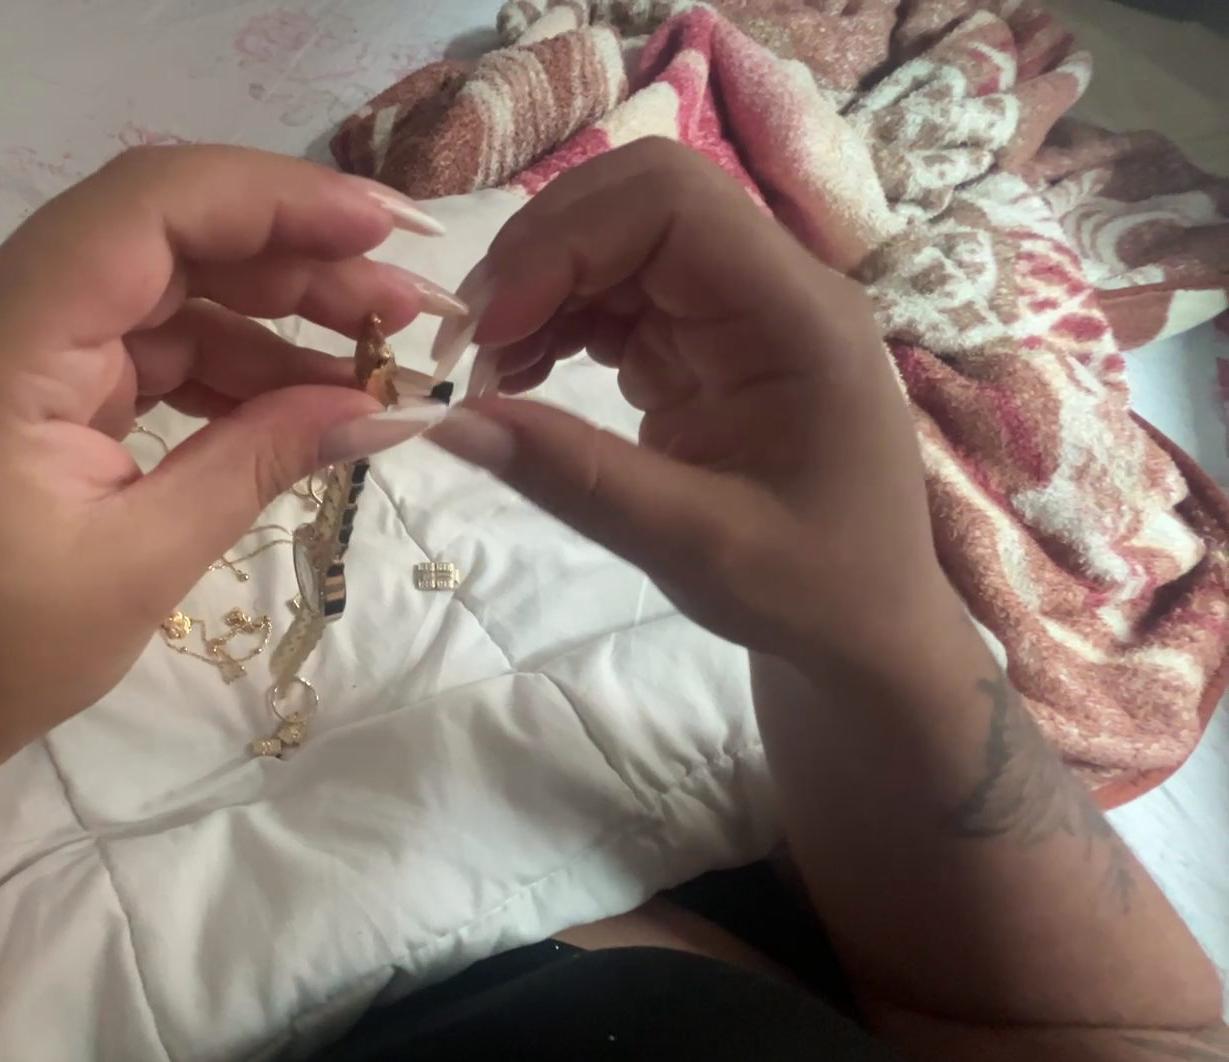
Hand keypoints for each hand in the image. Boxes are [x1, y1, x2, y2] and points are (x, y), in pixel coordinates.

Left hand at [0, 146, 457, 776]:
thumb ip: (260, 463)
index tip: (377, 229)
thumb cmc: (7, 653)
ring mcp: (23, 352)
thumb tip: (382, 410)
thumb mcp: (147, 561)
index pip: (140, 212)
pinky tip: (302, 400)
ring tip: (371, 358)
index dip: (271, 200)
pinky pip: (154, 350)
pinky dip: (231, 370)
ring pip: (168, 293)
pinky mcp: (48, 389)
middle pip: (163, 239)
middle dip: (293, 260)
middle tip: (403, 302)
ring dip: (273, 319)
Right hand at [428, 138, 952, 671]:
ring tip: (488, 375)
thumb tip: (448, 422)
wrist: (856, 617)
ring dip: (533, 293)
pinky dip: (547, 325)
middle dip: (535, 258)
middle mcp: (764, 288)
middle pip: (633, 201)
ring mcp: (727, 311)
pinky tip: (519, 380)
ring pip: (610, 243)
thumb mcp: (688, 544)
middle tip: (471, 345)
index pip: (670, 204)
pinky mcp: (693, 341)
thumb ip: (570, 477)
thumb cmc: (804, 586)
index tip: (486, 333)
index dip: (561, 246)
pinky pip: (606, 298)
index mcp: (793, 316)